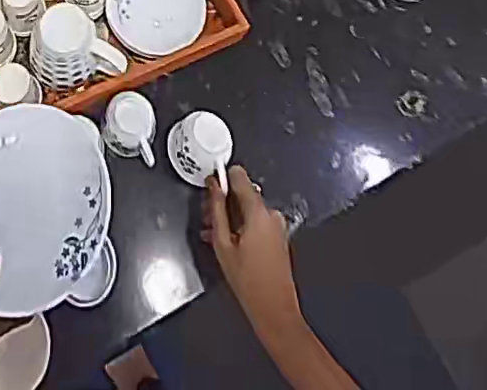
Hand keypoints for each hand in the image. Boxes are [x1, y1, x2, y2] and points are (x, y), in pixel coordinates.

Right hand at [204, 165, 300, 332]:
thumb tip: (213, 185)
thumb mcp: (221, 242)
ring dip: (230, 215)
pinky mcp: (278, 236)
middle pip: (242, 192)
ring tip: (213, 233)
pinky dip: (241, 224)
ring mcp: (277, 225)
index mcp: (258, 211)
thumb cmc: (247, 279)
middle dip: (223, 201)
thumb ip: (216, 209)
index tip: (209, 189)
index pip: (238, 175)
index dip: (221, 178)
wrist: (275, 311)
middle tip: (207, 218)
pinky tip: (227, 241)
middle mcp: (271, 214)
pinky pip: (256, 219)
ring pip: (247, 207)